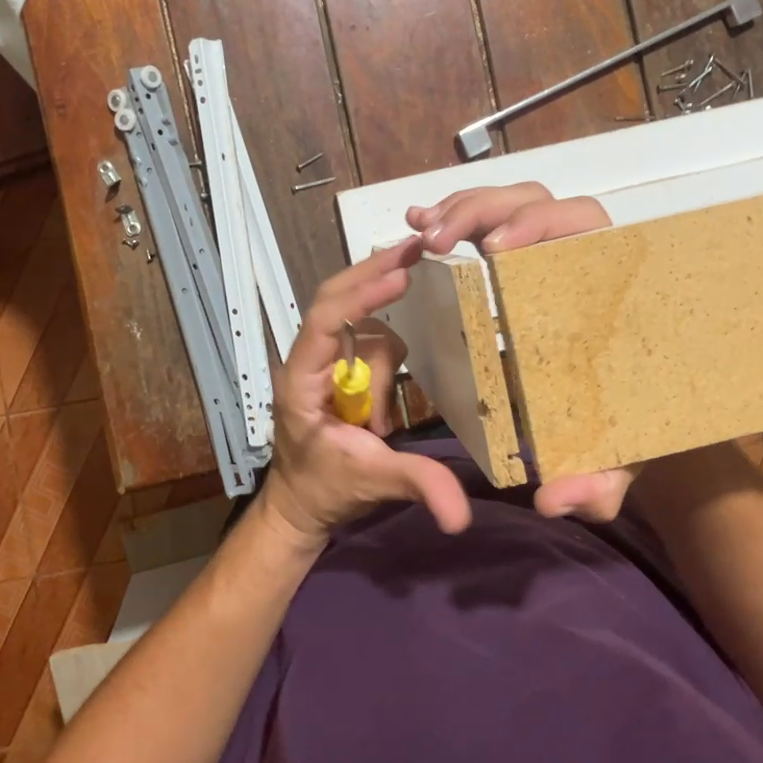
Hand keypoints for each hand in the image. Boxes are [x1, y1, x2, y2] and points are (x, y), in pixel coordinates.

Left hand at [258, 237, 472, 548]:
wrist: (301, 505)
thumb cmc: (323, 489)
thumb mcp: (371, 483)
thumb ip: (416, 483)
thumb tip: (462, 514)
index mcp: (300, 377)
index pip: (325, 319)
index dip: (361, 295)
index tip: (401, 276)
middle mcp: (307, 358)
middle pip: (337, 297)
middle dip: (375, 274)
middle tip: (417, 247)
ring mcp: (324, 359)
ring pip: (366, 330)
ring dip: (385, 366)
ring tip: (378, 424)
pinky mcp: (340, 366)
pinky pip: (373, 344)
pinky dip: (388, 362)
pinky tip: (382, 413)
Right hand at [405, 183, 637, 521]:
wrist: (635, 423)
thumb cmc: (630, 433)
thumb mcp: (613, 461)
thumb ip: (594, 484)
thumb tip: (552, 498)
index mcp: (610, 294)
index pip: (583, 225)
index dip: (539, 224)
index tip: (493, 249)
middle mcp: (580, 262)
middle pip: (534, 199)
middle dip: (479, 208)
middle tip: (432, 238)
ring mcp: (546, 256)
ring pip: (506, 202)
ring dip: (458, 208)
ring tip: (417, 232)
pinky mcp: (519, 264)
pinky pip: (487, 223)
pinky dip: (451, 217)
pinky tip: (418, 228)